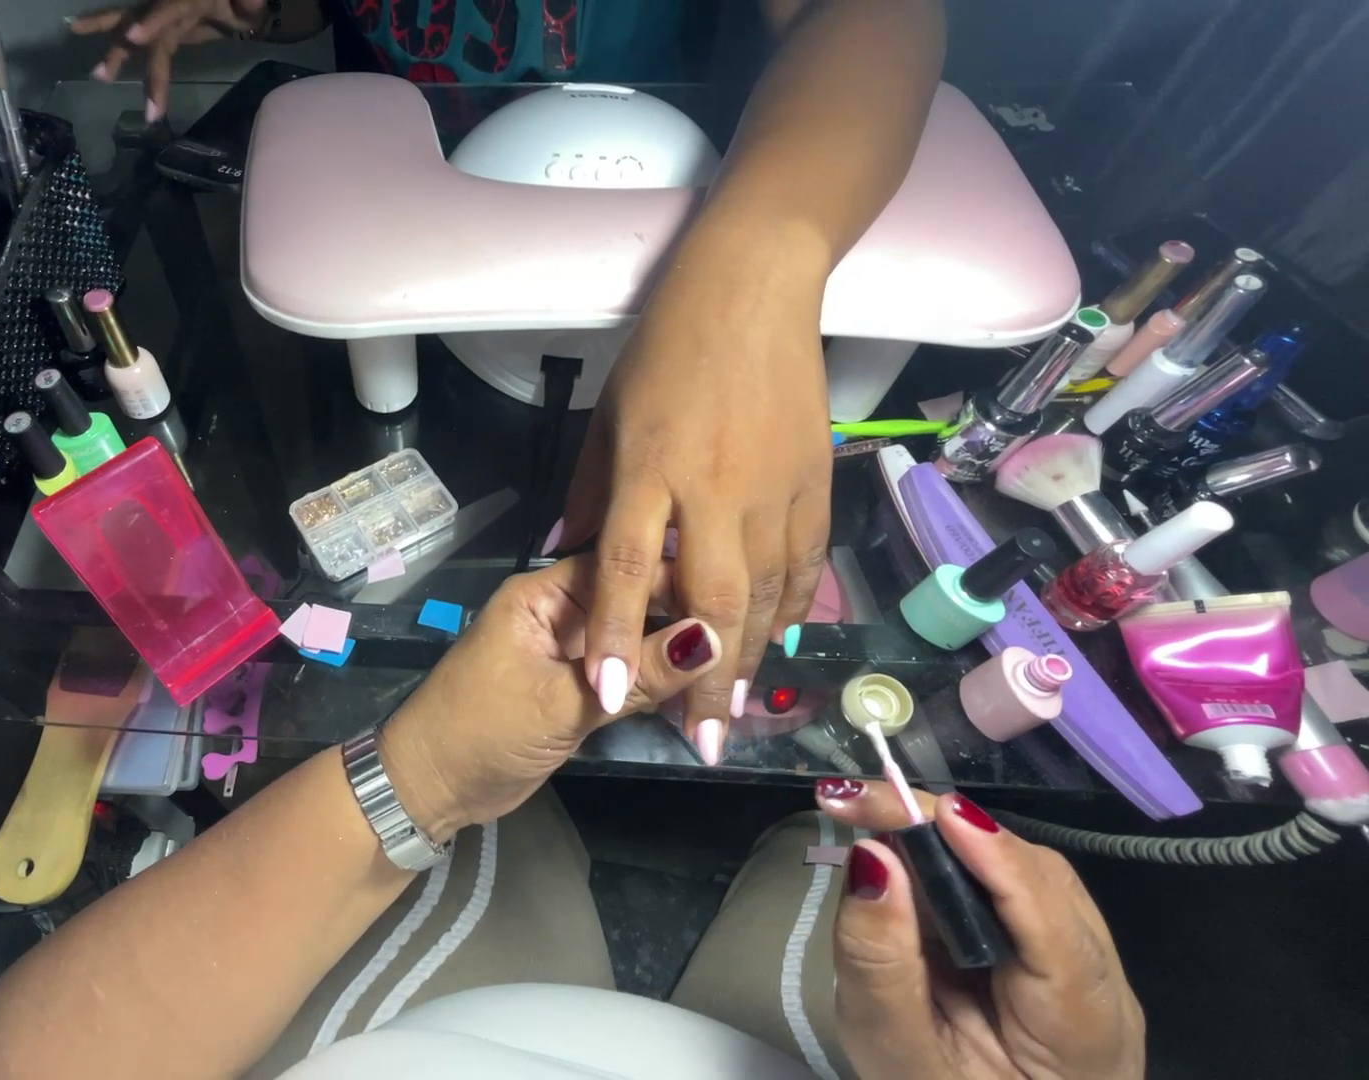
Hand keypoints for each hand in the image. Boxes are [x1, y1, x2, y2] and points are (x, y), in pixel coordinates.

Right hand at [68, 0, 267, 121]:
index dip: (152, 20)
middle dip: (123, 53)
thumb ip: (248, 2)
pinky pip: (136, 33)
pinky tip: (81, 35)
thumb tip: (250, 4)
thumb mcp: (250, 2)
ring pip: (130, 27)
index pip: (169, 8)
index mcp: (191, 0)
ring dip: (112, 50)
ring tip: (95, 74)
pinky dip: (113, 38)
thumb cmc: (245, 0)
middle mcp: (170, 4)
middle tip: (101, 77)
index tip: (134, 36)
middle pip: (142, 27)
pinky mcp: (163, 26)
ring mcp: (162, 12)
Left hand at [378, 556, 724, 841]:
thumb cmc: (483, 730)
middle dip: (685, 619)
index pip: (621, 567)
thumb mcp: (560, 702)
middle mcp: (562, 612)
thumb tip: (713, 640)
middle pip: (633, 602)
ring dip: (677, 654)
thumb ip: (635, 675)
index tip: (739, 593)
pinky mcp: (578, 686)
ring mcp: (571, 650)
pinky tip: (703, 690)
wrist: (435, 786)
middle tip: (755, 636)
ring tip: (742, 664)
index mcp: (544, 594)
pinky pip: (627, 673)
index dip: (678, 577)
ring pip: (635, 640)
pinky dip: (658, 682)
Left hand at [560, 247, 832, 764]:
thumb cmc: (661, 352)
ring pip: (766, 592)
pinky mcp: (817, 480)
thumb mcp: (607, 418)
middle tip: (700, 740)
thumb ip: (586, 493)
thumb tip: (558, 552)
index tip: (606, 698)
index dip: (614, 637)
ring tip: (737, 711)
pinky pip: (804, 562)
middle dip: (705, 678)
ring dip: (752, 657)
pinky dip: (791, 610)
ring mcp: (773, 486)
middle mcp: (711, 488)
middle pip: (710, 599)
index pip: (623, 569)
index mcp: (647, 469)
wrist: (753, 289)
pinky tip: (777, 645)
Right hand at [815, 779, 1145, 1078]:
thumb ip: (880, 964)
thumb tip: (871, 856)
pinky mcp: (1039, 946)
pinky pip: (1000, 883)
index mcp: (1084, 1042)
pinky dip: (944, 853)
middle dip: (953, 832)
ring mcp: (1077, 964)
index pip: (1059, 939)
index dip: (1003, 866)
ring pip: (1023, 872)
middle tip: (855, 802)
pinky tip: (897, 842)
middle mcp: (1103, 992)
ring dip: (943, 835)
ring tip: (863, 811)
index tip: (940, 813)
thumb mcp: (893, 1051)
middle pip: (1043, 887)